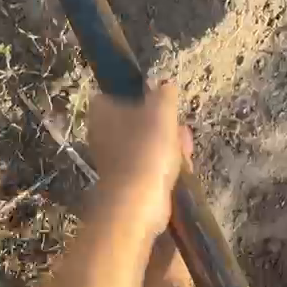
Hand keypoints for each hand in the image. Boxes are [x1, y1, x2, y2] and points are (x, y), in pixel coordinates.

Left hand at [84, 82, 190, 237]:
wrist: (139, 203)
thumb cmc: (147, 149)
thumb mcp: (162, 111)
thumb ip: (164, 93)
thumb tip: (165, 84)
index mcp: (101, 113)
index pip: (111, 94)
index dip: (135, 94)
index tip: (156, 98)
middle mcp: (102, 134)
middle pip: (135, 119)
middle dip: (162, 122)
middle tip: (179, 126)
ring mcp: (114, 159)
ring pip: (145, 142)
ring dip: (168, 143)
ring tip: (185, 149)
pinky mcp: (127, 180)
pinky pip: (149, 163)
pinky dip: (165, 163)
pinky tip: (183, 167)